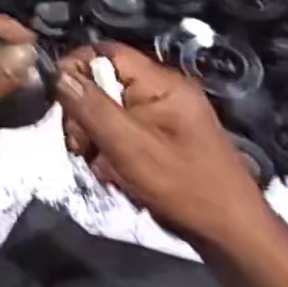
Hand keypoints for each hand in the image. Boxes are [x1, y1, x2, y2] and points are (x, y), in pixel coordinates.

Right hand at [56, 42, 269, 246]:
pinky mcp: (159, 138)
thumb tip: (59, 74)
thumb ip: (92, 107)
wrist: (230, 234)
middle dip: (82, 113)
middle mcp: (162, 93)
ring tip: (100, 165)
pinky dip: (108, 151)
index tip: (56, 97)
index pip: (107, 52)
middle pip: (102, 83)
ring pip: (106, 111)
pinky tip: (113, 172)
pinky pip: (120, 132)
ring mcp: (162, 116)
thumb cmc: (185, 188)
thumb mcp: (131, 147)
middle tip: (80, 145)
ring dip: (93, 137)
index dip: (76, 67)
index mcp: (162, 84)